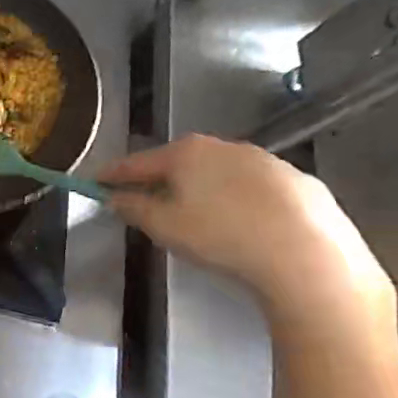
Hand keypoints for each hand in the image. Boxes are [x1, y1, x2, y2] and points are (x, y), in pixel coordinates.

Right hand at [102, 135, 393, 326]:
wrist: (304, 251)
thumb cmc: (219, 235)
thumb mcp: (163, 226)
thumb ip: (133, 207)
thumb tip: (115, 197)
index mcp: (185, 153)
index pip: (136, 162)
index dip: (111, 174)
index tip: (93, 182)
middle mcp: (223, 146)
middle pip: (177, 162)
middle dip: (157, 179)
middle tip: (141, 201)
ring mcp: (263, 160)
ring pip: (216, 172)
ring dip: (197, 188)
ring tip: (191, 215)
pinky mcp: (294, 180)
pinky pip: (249, 187)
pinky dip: (233, 199)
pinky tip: (237, 224)